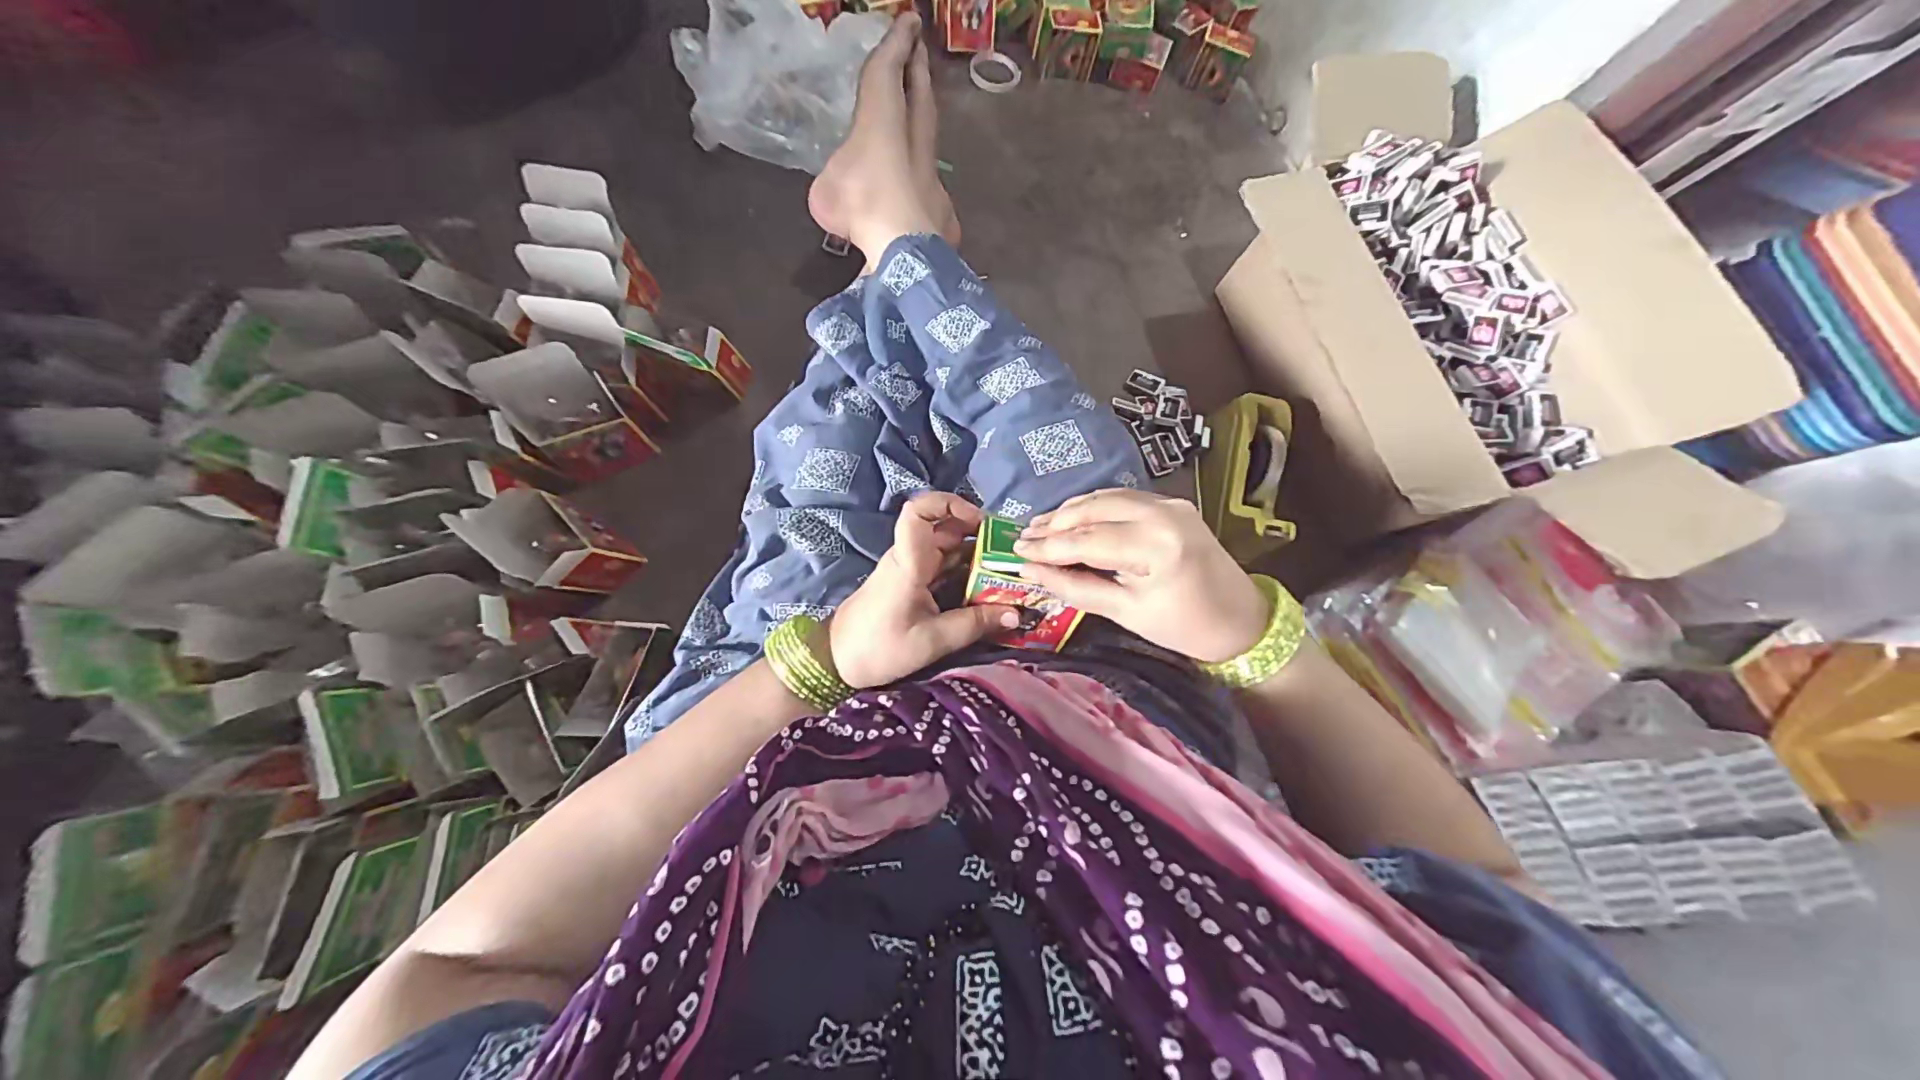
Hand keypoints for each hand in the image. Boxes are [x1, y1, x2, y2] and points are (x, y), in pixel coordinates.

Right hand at [807, 12, 960, 268]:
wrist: (903, 250)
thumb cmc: (860, 207)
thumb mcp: (828, 193)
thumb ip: (838, 186)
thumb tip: (848, 200)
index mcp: (882, 125)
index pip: (888, 76)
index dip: (897, 47)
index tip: (909, 22)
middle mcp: (914, 148)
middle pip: (921, 101)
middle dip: (919, 73)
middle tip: (920, 51)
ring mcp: (934, 183)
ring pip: (930, 147)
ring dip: (923, 131)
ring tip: (917, 123)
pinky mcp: (944, 216)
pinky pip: (932, 195)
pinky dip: (923, 191)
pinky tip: (917, 201)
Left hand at [827, 493, 1020, 688]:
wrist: (837, 660)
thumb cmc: (879, 648)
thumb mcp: (932, 641)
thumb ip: (974, 624)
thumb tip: (1015, 613)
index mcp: (908, 562)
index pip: (919, 511)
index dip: (950, 504)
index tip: (980, 522)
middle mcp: (909, 557)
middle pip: (944, 527)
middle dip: (979, 534)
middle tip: (1009, 554)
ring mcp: (910, 568)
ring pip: (947, 547)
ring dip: (976, 555)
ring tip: (1006, 571)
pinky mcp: (912, 582)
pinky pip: (944, 566)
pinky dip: (965, 571)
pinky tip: (987, 588)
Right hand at [1014, 490, 1268, 663]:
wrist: (1243, 621)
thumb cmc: (1185, 627)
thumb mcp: (1126, 613)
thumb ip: (1075, 588)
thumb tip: (1030, 571)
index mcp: (1156, 546)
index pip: (1087, 539)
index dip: (1047, 546)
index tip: (1015, 550)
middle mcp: (1164, 513)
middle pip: (1093, 510)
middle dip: (1054, 524)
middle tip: (1023, 536)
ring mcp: (1170, 504)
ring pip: (1105, 498)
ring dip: (1071, 512)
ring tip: (1040, 527)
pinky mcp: (1173, 504)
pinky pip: (1122, 499)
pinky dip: (1093, 508)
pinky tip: (1073, 519)